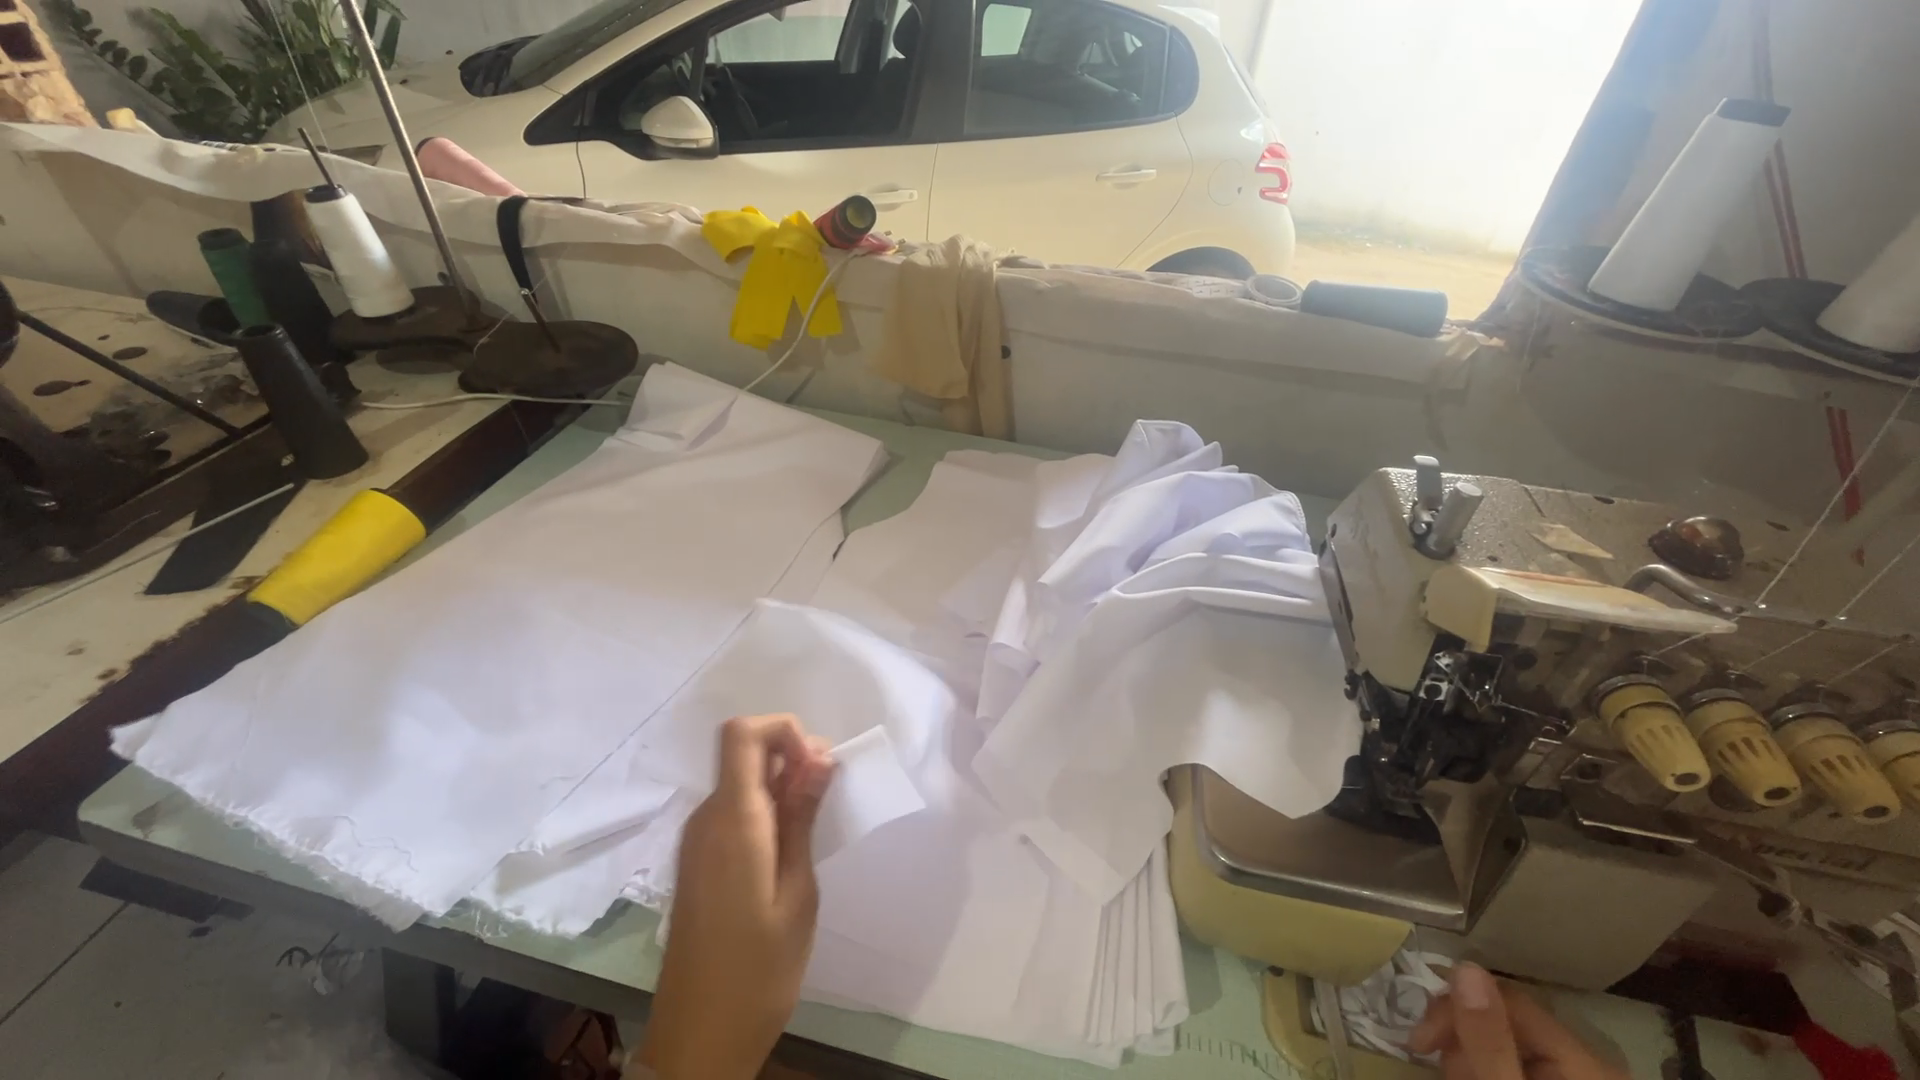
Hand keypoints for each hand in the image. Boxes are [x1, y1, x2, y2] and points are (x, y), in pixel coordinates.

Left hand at [635, 714, 835, 1079]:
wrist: (699, 1035)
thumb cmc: (760, 968)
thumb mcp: (798, 892)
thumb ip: (802, 818)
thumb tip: (817, 756)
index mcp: (732, 820)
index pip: (742, 733)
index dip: (784, 731)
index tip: (818, 767)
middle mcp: (706, 818)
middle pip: (744, 754)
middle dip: (791, 758)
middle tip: (829, 800)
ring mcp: (696, 840)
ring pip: (740, 782)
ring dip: (780, 787)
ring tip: (815, 830)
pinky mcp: (697, 861)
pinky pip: (732, 812)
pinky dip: (764, 813)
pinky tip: (788, 853)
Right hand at [1409, 962, 1629, 1079]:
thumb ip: (1488, 1039)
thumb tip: (1464, 965)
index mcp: (1584, 1059)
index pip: (1508, 999)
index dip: (1456, 1007)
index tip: (1418, 1041)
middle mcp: (1584, 1059)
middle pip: (1503, 1016)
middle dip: (1461, 1036)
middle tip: (1432, 1060)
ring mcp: (1572, 1076)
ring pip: (1502, 1038)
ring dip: (1467, 1053)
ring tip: (1456, 1075)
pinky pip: (1511, 1059)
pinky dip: (1482, 1065)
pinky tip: (1472, 1075)